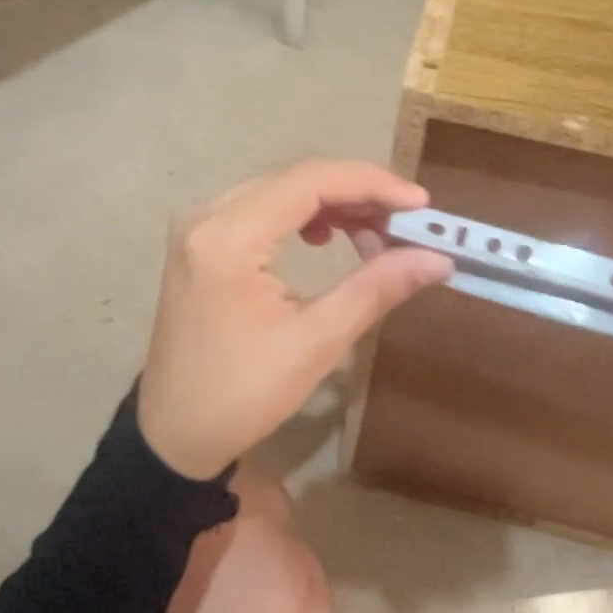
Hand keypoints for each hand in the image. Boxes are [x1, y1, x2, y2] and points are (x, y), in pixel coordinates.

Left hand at [137, 160, 453, 479]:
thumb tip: (437, 258)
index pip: (308, 182)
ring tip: (375, 237)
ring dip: (332, 204)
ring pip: (279, 190)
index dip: (371, 184)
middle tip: (405, 224)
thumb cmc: (241, 395)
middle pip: (294, 179)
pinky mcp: (201, 242)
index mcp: (228, 238)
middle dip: (356, 194)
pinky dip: (302, 216)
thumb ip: (375, 289)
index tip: (420, 204)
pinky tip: (327, 239)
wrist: (175, 433)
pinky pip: (261, 209)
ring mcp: (199, 226)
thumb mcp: (315, 343)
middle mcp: (206, 216)